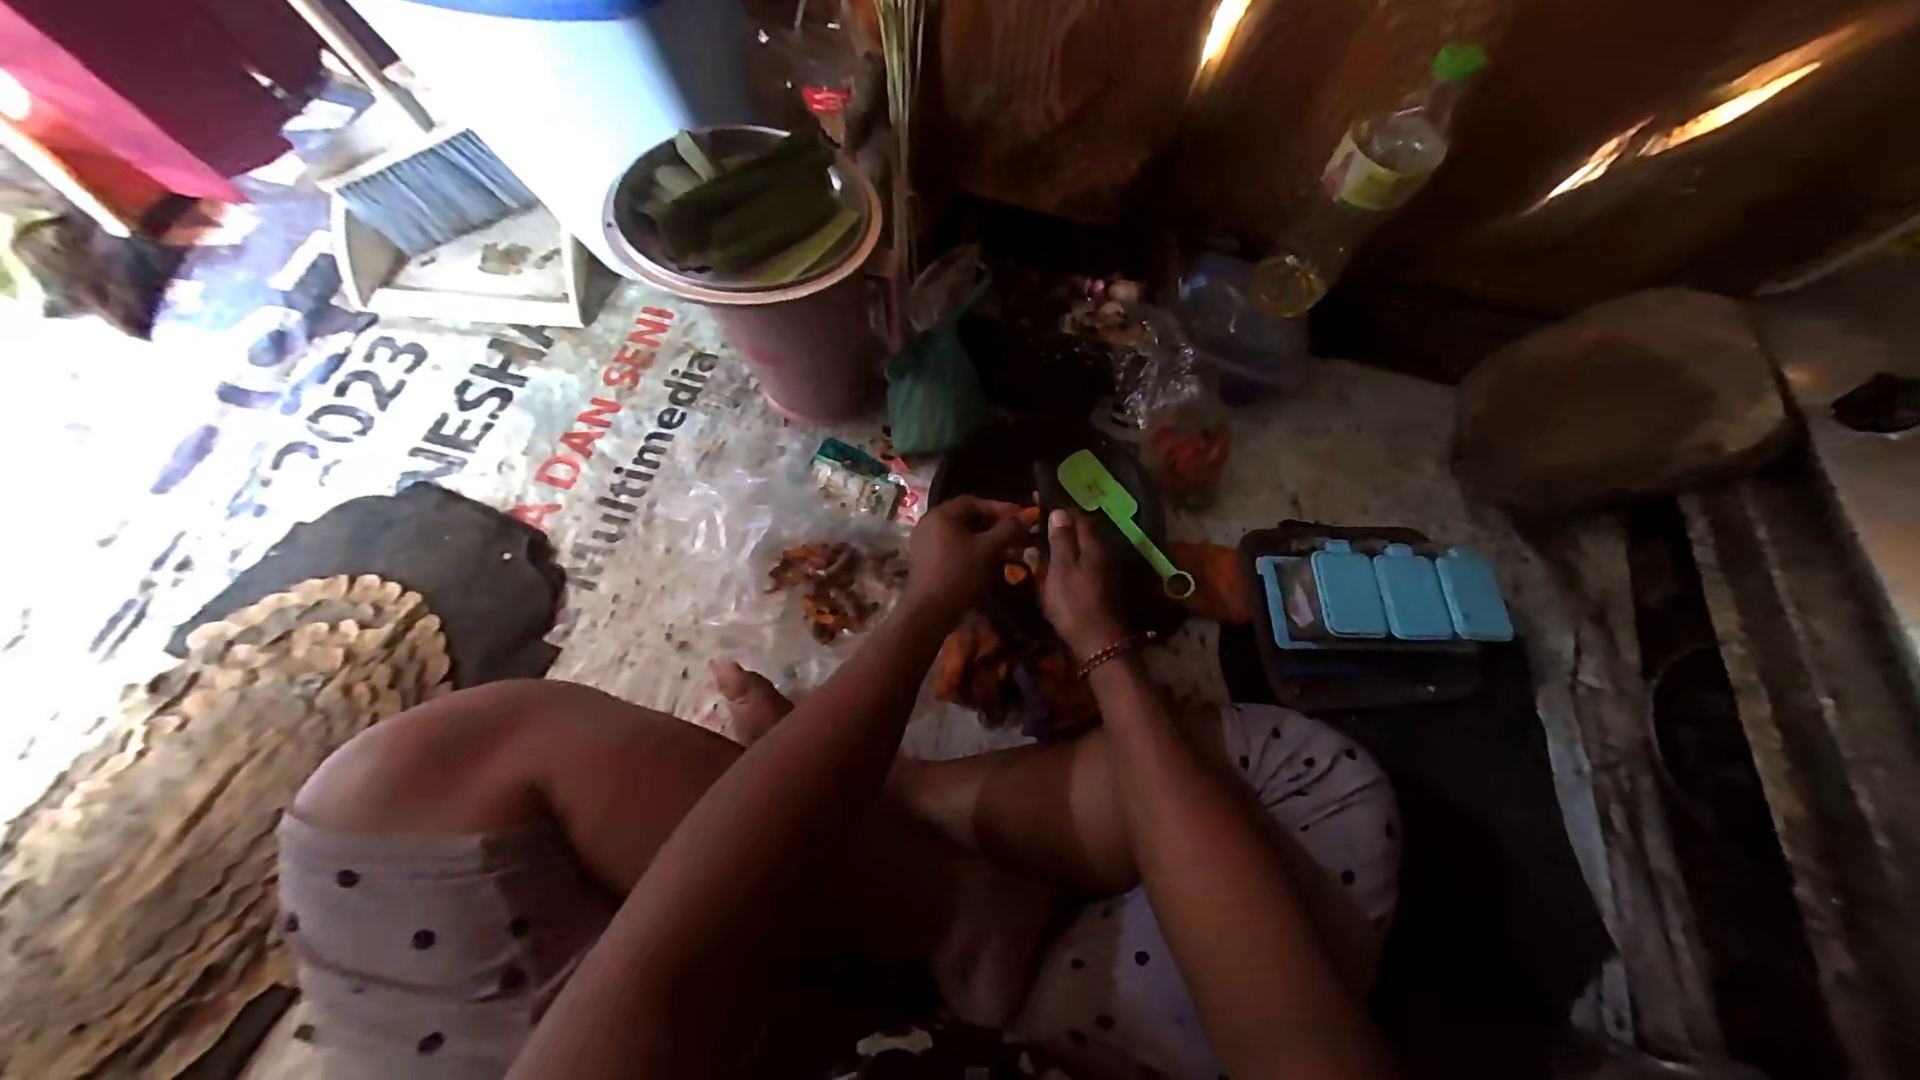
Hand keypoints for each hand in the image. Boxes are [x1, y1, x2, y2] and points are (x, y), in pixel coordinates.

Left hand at [905, 496, 1026, 619]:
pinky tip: (987, 561)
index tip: (1020, 517)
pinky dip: (971, 549)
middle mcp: (929, 523)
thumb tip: (1027, 514)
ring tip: (1005, 548)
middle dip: (993, 524)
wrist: (929, 611)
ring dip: (984, 538)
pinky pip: (952, 547)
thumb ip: (1008, 529)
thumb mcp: (988, 549)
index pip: (974, 502)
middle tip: (1015, 533)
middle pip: (966, 517)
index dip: (1000, 508)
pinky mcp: (925, 559)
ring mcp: (925, 542)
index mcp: (942, 514)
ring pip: (960, 533)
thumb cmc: (960, 573)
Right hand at [1041, 509, 1128, 658]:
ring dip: (1065, 547)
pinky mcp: (1101, 588)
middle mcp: (1103, 554)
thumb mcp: (1061, 569)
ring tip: (1043, 550)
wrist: (1097, 643)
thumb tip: (1059, 511)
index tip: (1040, 509)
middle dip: (1063, 529)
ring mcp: (1104, 572)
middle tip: (1038, 530)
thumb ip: (1060, 540)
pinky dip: (1070, 563)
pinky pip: (1083, 565)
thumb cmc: (1074, 604)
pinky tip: (1056, 571)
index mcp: (1093, 546)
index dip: (1061, 511)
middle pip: (1083, 533)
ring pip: (1083, 550)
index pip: (1079, 517)